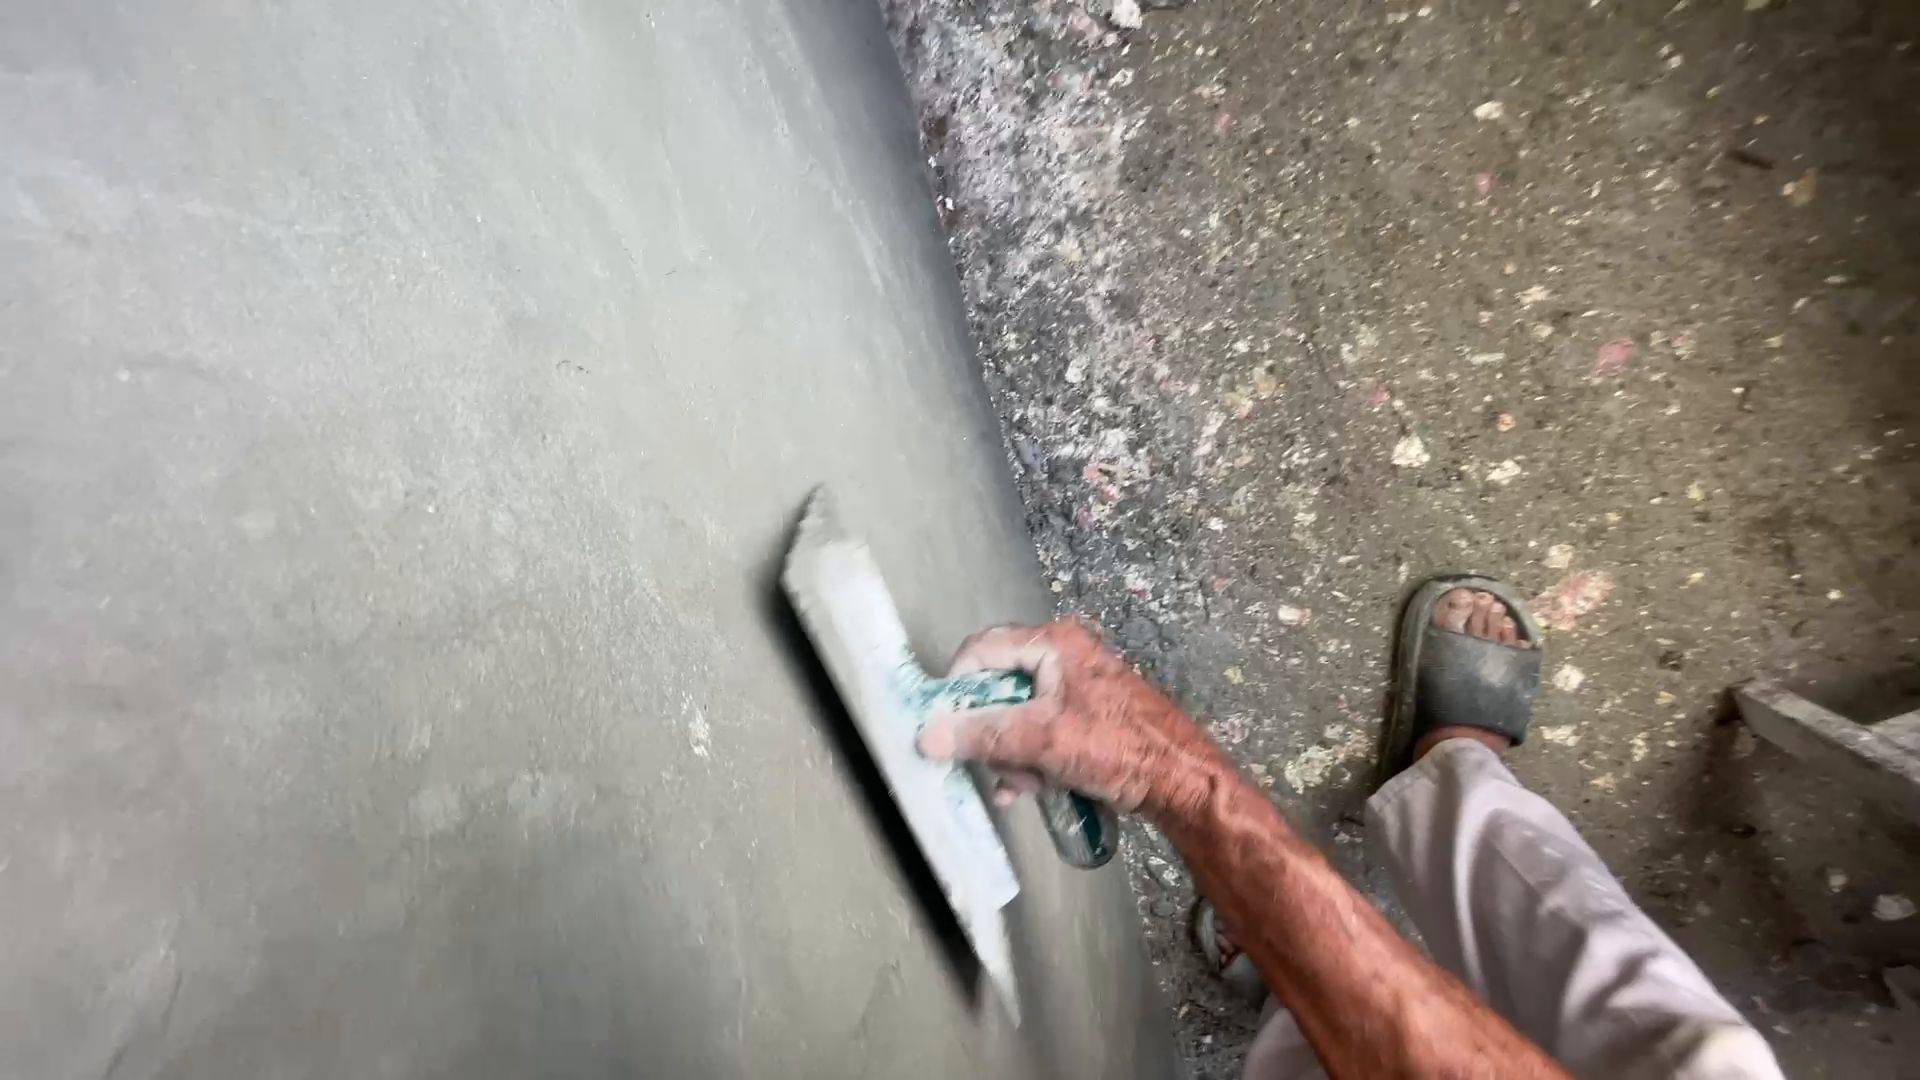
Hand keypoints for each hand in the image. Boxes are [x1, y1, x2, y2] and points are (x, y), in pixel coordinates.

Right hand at [915, 620, 1223, 817]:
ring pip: (1017, 714)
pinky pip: (1039, 730)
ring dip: (1012, 752)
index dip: (958, 685)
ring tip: (1021, 783)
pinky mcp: (1082, 715)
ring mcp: (1073, 686)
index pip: (982, 649)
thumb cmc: (1116, 747)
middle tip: (991, 761)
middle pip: (998, 686)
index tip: (944, 724)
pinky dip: (1030, 757)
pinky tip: (1030, 788)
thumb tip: (927, 736)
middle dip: (991, 731)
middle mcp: (1061, 655)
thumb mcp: (1043, 739)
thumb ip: (984, 734)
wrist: (1180, 780)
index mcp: (1053, 643)